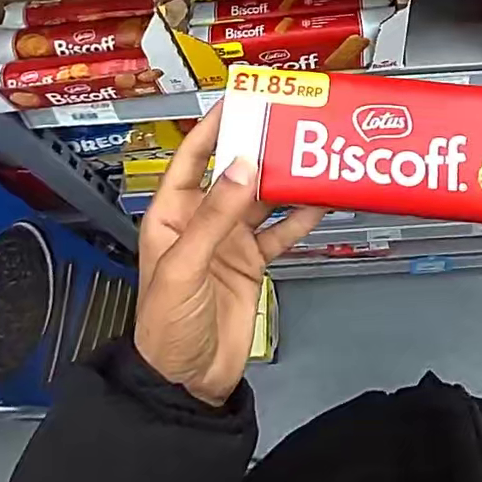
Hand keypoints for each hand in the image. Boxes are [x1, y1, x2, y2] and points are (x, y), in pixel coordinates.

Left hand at [134, 103, 324, 405]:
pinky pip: (279, 231)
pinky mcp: (252, 259)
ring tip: (307, 158)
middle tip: (284, 125)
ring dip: (282, 181)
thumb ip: (215, 217)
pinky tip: (316, 203)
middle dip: (257, 148)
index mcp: (173, 213)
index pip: (192, 158)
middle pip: (233, 172)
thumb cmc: (165, 326)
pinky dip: (298, 217)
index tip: (237, 103)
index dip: (212, 127)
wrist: (187, 379)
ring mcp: (229, 239)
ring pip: (260, 198)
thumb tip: (240, 168)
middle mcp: (202, 219)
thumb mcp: (185, 266)